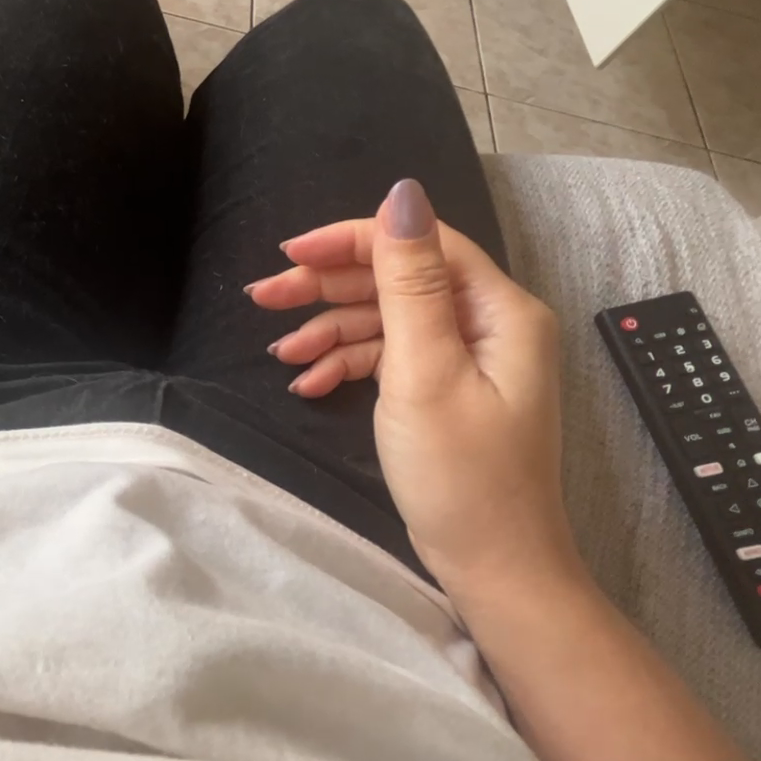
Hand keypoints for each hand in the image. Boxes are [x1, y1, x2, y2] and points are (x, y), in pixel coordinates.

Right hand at [246, 179, 581, 588]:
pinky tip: (309, 384)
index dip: (352, 239)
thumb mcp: (424, 372)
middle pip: (396, 280)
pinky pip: (389, 358)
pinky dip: (347, 365)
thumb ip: (409, 283)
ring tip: (279, 355)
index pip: (420, 244)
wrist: (492, 565)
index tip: (288, 253)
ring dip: (330, 331)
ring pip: (386, 320)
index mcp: (497, 309)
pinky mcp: (444, 389)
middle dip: (328, 287)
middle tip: (263, 299)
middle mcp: (486, 323)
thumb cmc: (460, 474)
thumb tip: (402, 195)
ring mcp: (465, 358)